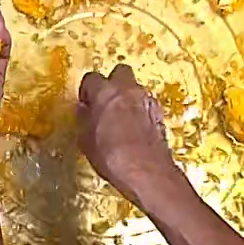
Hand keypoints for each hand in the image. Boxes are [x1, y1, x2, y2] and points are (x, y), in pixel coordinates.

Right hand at [77, 64, 186, 205]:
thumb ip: (84, 119)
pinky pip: (145, 105)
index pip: (92, 78)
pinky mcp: (159, 115)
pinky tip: (131, 130)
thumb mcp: (85, 139)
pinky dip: (138, 112)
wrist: (145, 171)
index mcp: (105, 92)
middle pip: (119, 73)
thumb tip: (84, 111)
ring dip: (126, 99)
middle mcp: (129, 91)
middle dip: (111, 84)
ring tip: (117, 119)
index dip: (87, 90)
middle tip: (103, 102)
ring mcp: (147, 101)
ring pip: (135, 89)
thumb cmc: (112, 156)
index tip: (85, 102)